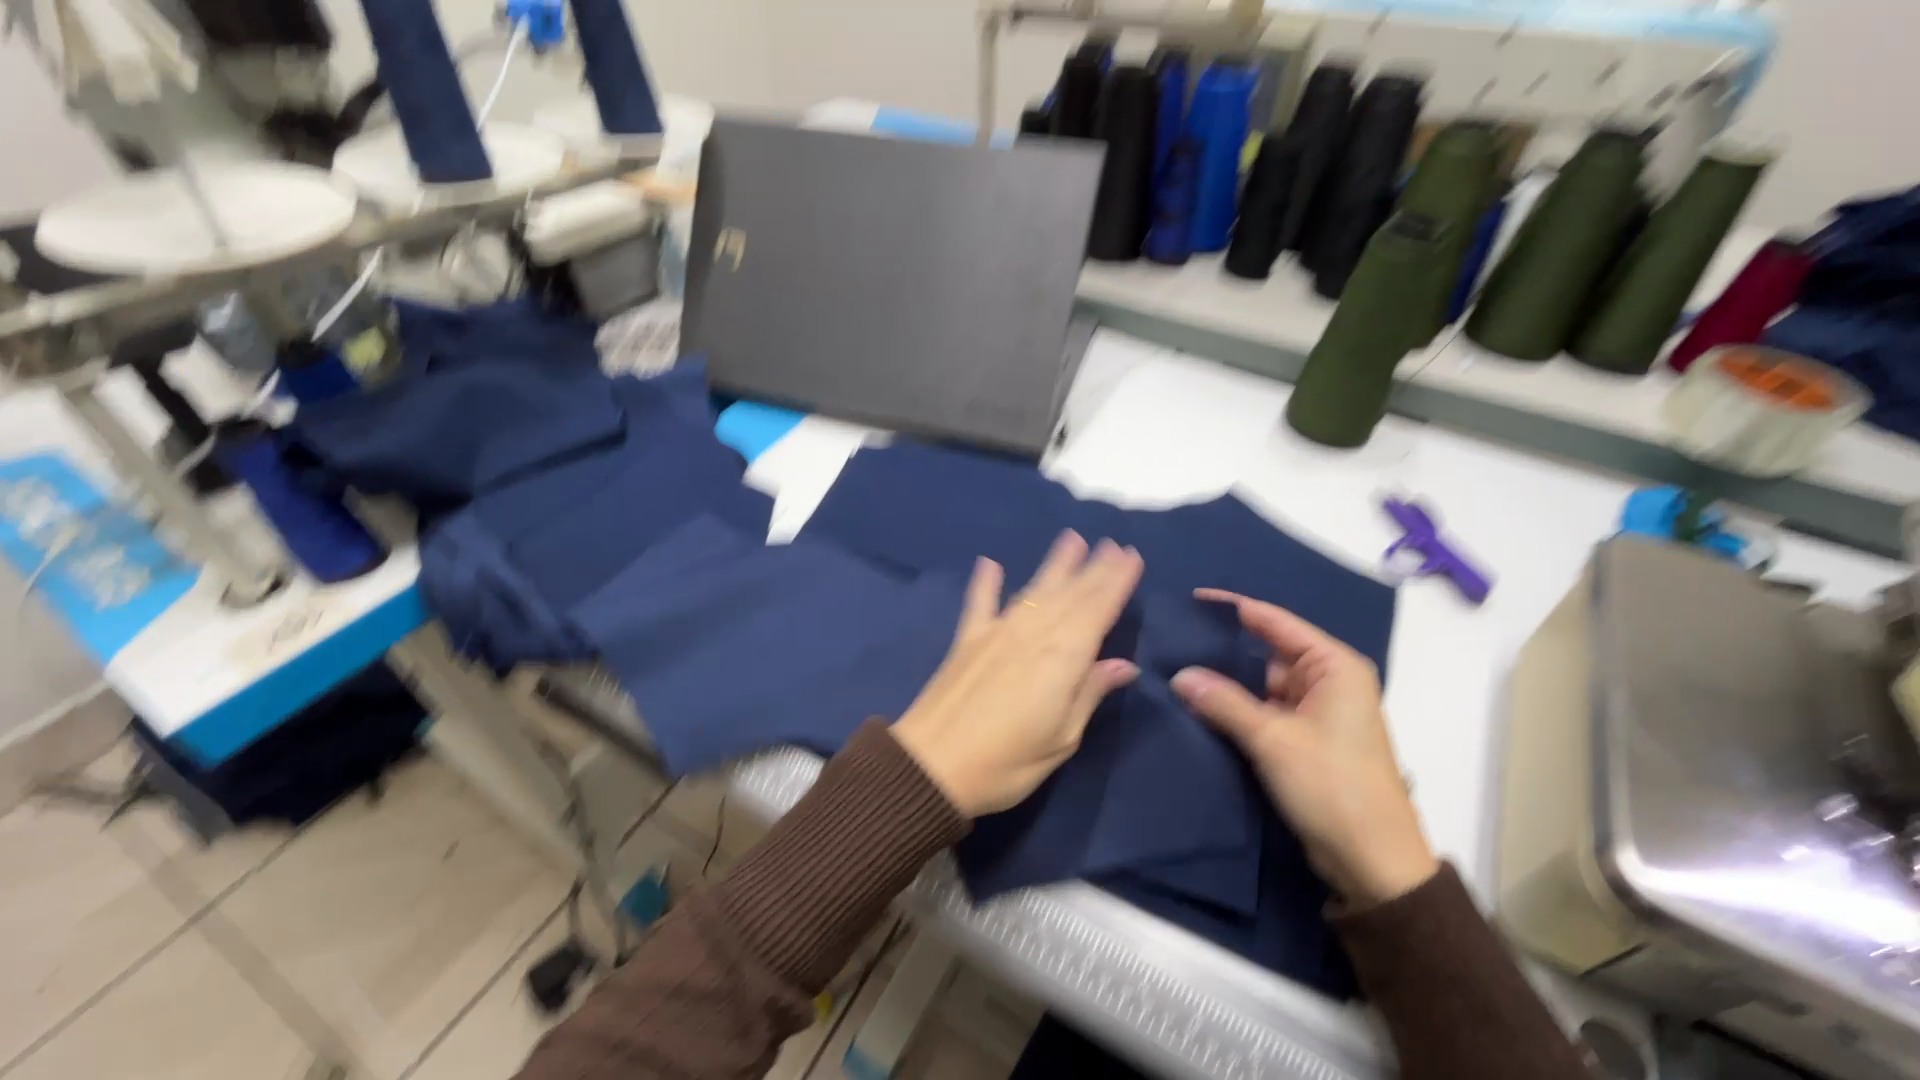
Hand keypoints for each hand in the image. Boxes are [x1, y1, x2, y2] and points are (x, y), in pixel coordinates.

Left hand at [891, 532, 1143, 817]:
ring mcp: (995, 633)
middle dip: (1093, 568)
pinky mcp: (966, 642)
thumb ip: (1089, 694)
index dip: (1116, 582)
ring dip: (1055, 565)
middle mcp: (1032, 634)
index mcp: (1063, 657)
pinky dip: (986, 583)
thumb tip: (1123, 664)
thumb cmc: (1007, 763)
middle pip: (1070, 594)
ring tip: (1072, 540)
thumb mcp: (1062, 739)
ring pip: (1034, 591)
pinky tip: (990, 563)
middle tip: (1112, 544)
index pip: (1098, 610)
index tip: (1131, 556)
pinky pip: (980, 603)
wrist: (929, 768)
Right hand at [1171, 591, 1436, 906]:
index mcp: (1334, 666)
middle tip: (1173, 642)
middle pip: (1267, 652)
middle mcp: (1329, 681)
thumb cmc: (1332, 786)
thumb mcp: (1272, 740)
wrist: (1373, 861)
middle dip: (1224, 650)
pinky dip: (1237, 710)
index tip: (1192, 599)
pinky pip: (1265, 712)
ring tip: (1176, 672)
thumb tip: (1179, 675)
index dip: (1234, 608)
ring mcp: (1317, 713)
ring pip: (1262, 685)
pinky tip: (1200, 707)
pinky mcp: (1306, 741)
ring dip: (1227, 685)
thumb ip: (1224, 702)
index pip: (1275, 621)